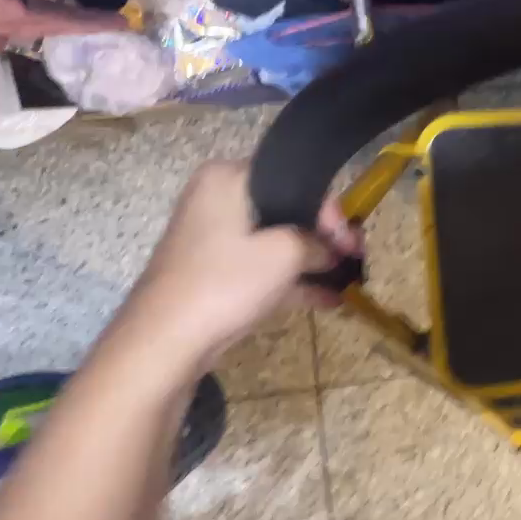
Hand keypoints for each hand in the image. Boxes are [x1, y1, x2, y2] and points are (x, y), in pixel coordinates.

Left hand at [110, 161, 361, 373]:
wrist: (166, 340)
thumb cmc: (226, 281)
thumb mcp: (287, 252)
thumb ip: (319, 242)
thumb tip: (332, 250)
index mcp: (228, 179)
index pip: (295, 180)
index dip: (329, 210)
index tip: (349, 241)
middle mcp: (218, 200)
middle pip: (288, 210)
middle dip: (325, 235)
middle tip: (354, 256)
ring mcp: (215, 239)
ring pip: (278, 240)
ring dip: (314, 260)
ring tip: (349, 277)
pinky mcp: (216, 272)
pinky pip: (264, 267)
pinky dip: (293, 279)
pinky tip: (330, 298)